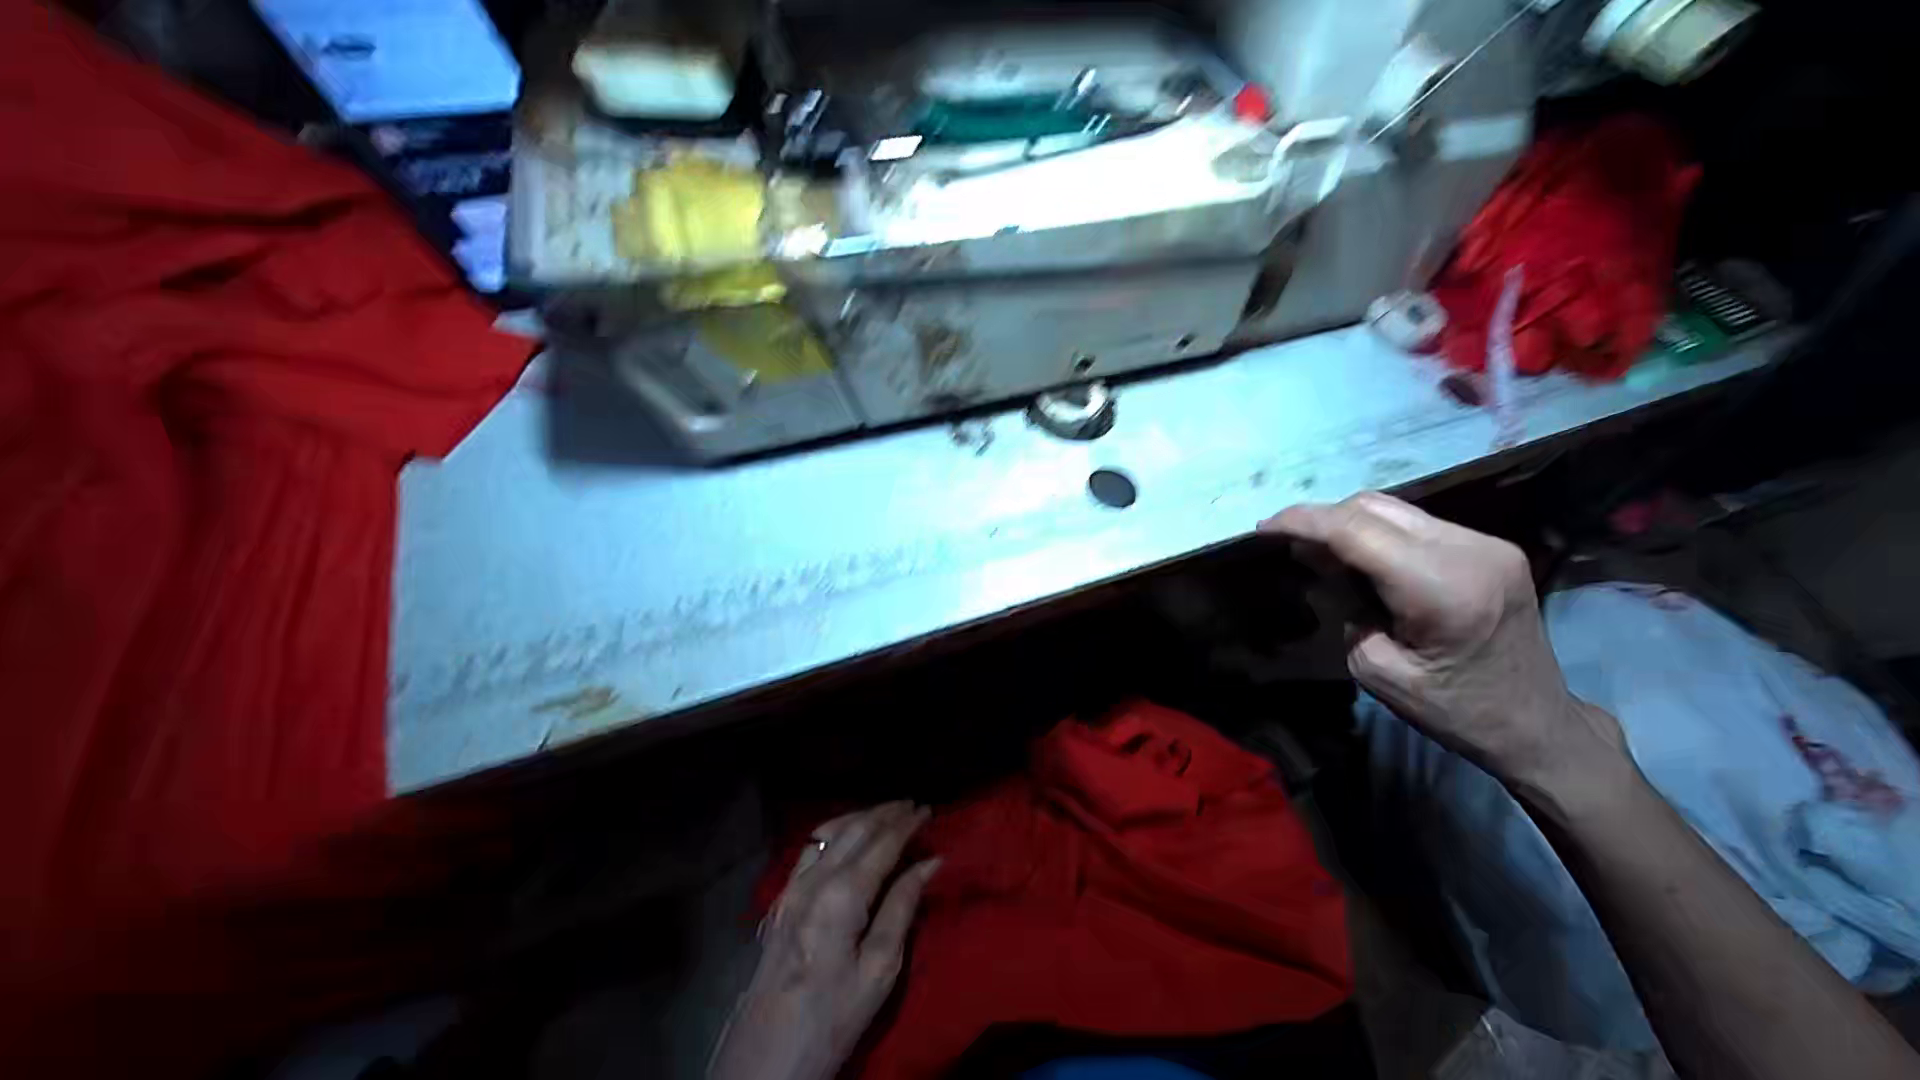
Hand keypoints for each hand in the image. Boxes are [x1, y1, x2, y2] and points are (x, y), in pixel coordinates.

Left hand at [709, 802, 939, 1079]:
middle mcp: (813, 880)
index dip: (906, 824)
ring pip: (829, 833)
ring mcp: (791, 887)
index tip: (928, 810)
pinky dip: (835, 832)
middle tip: (913, 805)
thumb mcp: (879, 971)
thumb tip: (928, 863)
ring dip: (860, 817)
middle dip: (886, 813)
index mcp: (841, 895)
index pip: (881, 843)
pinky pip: (810, 849)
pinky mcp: (780, 901)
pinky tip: (847, 836)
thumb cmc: (832, 1019)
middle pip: (854, 829)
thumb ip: (902, 909)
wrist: (764, 1059)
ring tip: (887, 813)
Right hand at [1258, 491, 1624, 788]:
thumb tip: (1321, 568)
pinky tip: (1359, 557)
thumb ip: (1344, 609)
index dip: (1303, 522)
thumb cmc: (1454, 710)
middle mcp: (1470, 550)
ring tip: (1316, 550)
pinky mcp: (1489, 547)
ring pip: (1394, 509)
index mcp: (1443, 587)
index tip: (1263, 528)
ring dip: (1347, 523)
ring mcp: (1486, 543)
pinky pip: (1415, 523)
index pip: (1356, 530)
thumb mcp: (1376, 670)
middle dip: (1320, 518)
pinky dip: (1376, 532)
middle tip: (1283, 542)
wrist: (1538, 724)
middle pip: (1374, 508)